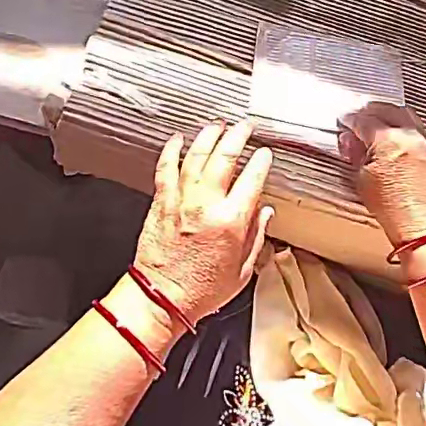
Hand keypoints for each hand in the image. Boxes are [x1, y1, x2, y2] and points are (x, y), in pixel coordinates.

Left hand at [134, 121, 273, 324]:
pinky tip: (178, 139)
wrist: (161, 299)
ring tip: (218, 126)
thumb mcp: (242, 270)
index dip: (261, 161)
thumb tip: (264, 214)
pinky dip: (172, 151)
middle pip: (225, 157)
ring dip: (209, 137)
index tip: (264, 154)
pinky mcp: (161, 202)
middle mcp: (206, 205)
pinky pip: (166, 168)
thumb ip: (256, 236)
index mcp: (231, 221)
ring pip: (196, 156)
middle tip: (245, 128)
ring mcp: (181, 200)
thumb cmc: (200, 290)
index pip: (252, 178)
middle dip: (238, 136)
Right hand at [338, 103, 425, 245]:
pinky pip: (413, 125)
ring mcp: (421, 141)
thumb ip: (354, 153)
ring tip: (374, 121)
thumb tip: (349, 139)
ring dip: (386, 113)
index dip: (350, 119)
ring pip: (402, 113)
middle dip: (368, 111)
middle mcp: (407, 135)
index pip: (364, 120)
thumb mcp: (361, 179)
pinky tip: (391, 131)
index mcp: (387, 140)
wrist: (419, 223)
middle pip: (385, 109)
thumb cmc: (392, 207)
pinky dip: (399, 122)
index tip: (344, 121)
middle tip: (356, 118)